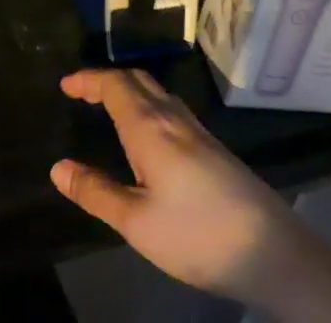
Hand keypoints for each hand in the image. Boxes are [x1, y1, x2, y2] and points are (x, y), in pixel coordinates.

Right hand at [52, 69, 330, 322]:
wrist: (272, 251)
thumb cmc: (197, 234)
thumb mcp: (136, 222)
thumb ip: (96, 192)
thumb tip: (58, 168)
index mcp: (151, 128)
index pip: (116, 85)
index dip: (89, 80)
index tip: (65, 85)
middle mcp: (175, 120)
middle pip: (139, 82)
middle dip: (108, 80)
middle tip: (82, 92)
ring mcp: (199, 133)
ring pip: (159, 95)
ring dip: (131, 92)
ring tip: (109, 109)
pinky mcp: (215, 150)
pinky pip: (172, 111)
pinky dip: (148, 108)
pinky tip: (148, 138)